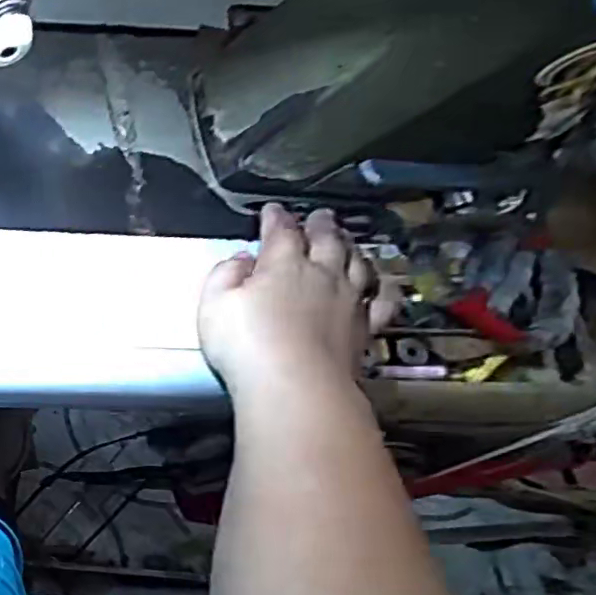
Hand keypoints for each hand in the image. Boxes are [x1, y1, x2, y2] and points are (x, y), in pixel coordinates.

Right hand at [198, 204, 400, 401]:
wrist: (293, 383)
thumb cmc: (245, 344)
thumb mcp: (213, 305)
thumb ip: (224, 276)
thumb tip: (239, 261)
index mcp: (283, 265)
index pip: (281, 232)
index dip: (276, 218)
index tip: (272, 210)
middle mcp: (322, 275)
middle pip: (327, 241)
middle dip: (321, 226)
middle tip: (320, 216)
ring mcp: (348, 301)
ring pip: (358, 264)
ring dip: (352, 249)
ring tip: (347, 242)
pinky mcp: (362, 328)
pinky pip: (380, 301)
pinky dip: (382, 289)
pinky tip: (381, 287)